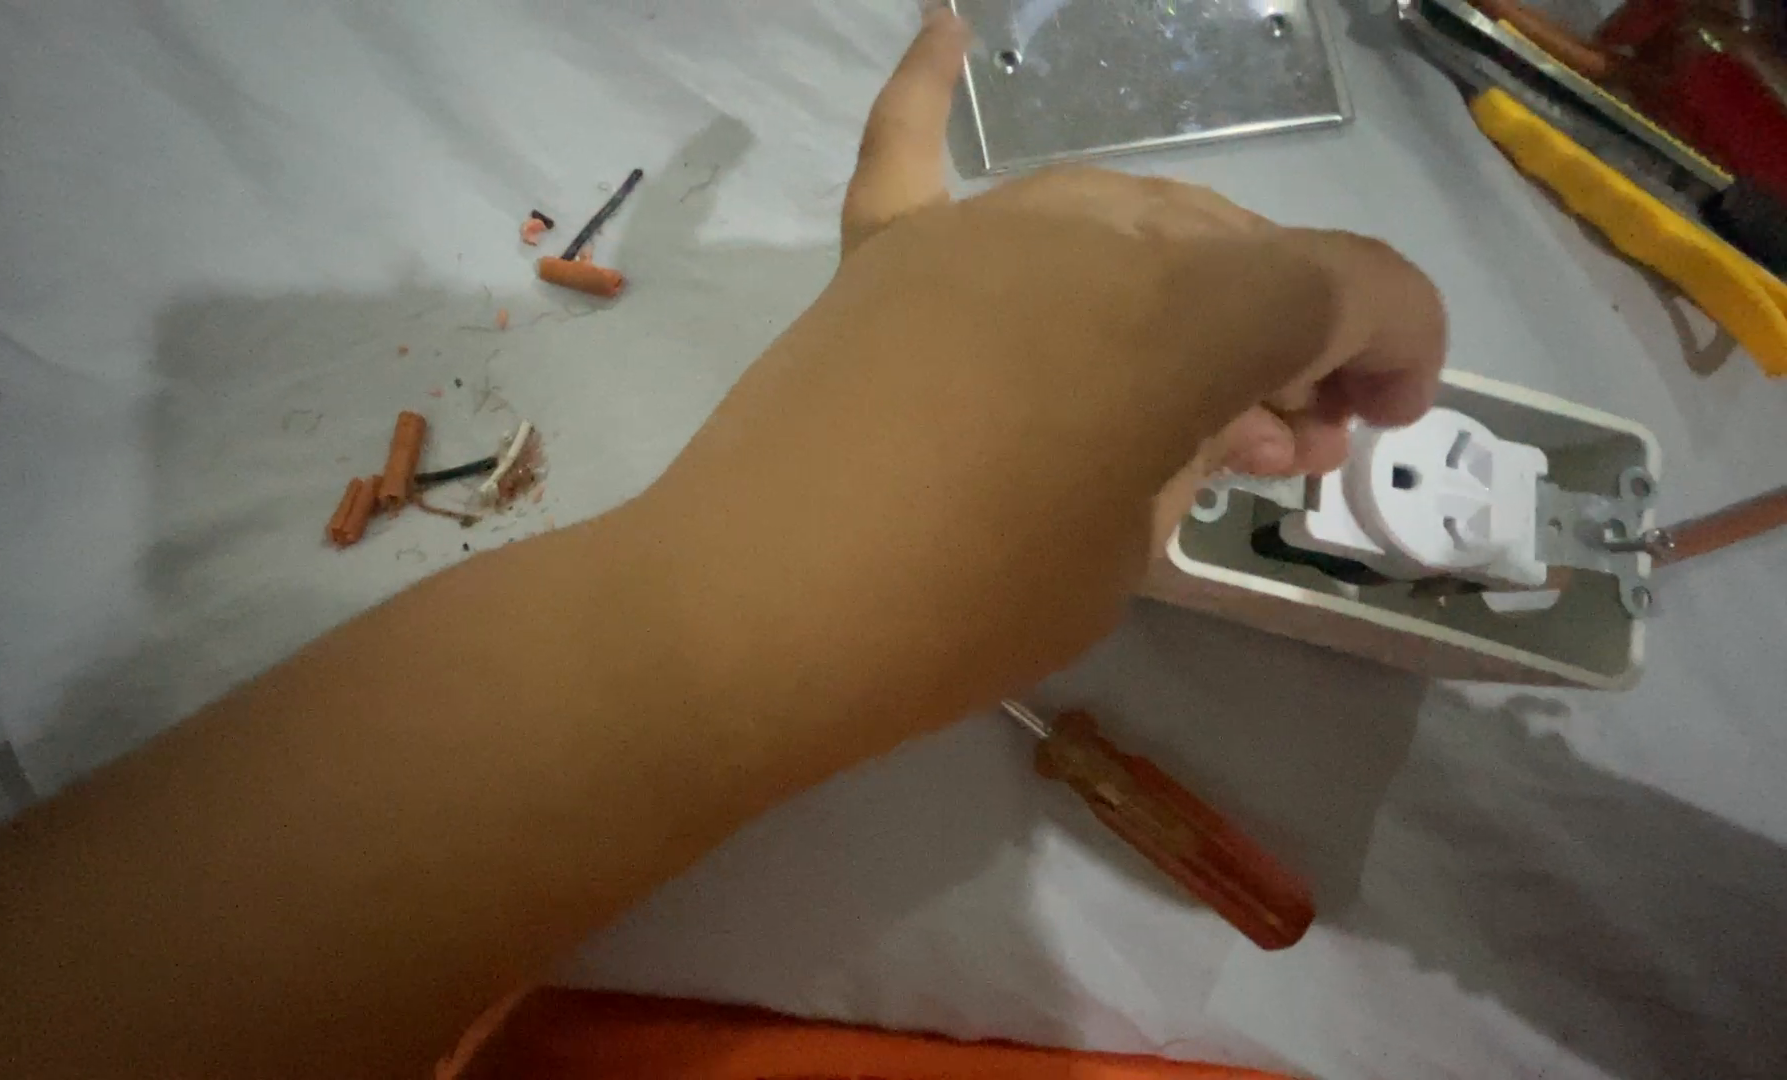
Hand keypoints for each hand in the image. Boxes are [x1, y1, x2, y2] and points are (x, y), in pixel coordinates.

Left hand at [639, 10, 1445, 732]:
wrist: (751, 619)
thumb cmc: (947, 619)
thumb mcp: (1112, 565)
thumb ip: (1166, 468)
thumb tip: (1184, 424)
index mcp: (1171, 320)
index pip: (1335, 284)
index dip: (1395, 340)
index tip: (1391, 410)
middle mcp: (1075, 237)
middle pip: (1217, 250)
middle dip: (1274, 335)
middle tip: (1272, 434)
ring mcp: (961, 238)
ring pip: (1107, 217)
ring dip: (1166, 284)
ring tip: (1175, 376)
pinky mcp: (869, 267)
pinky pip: (906, 151)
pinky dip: (927, 90)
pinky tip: (947, 26)